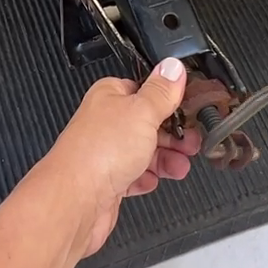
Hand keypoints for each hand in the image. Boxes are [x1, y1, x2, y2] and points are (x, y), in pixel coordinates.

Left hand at [32, 57, 202, 257]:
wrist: (76, 200)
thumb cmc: (99, 151)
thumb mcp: (143, 111)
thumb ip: (161, 91)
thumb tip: (172, 67)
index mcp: (110, 95)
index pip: (145, 90)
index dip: (169, 101)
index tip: (190, 112)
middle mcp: (105, 121)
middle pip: (147, 123)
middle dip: (172, 135)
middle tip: (192, 143)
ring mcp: (105, 152)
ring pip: (142, 151)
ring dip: (164, 159)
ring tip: (180, 166)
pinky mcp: (106, 180)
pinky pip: (132, 175)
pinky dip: (146, 178)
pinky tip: (152, 180)